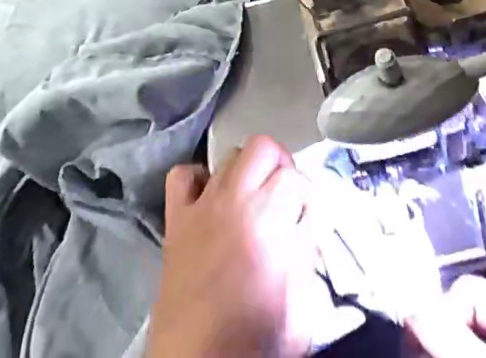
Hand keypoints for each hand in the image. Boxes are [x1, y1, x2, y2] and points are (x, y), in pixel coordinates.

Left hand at [148, 136, 334, 357]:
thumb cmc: (252, 343)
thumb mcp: (300, 307)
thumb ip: (306, 257)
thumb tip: (306, 228)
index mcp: (268, 221)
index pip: (297, 179)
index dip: (309, 198)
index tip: (309, 219)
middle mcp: (234, 200)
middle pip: (263, 147)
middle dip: (281, 167)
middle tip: (286, 198)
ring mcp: (202, 205)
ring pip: (229, 155)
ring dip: (247, 170)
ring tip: (253, 199)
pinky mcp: (176, 218)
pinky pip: (184, 175)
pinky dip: (200, 178)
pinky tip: (211, 198)